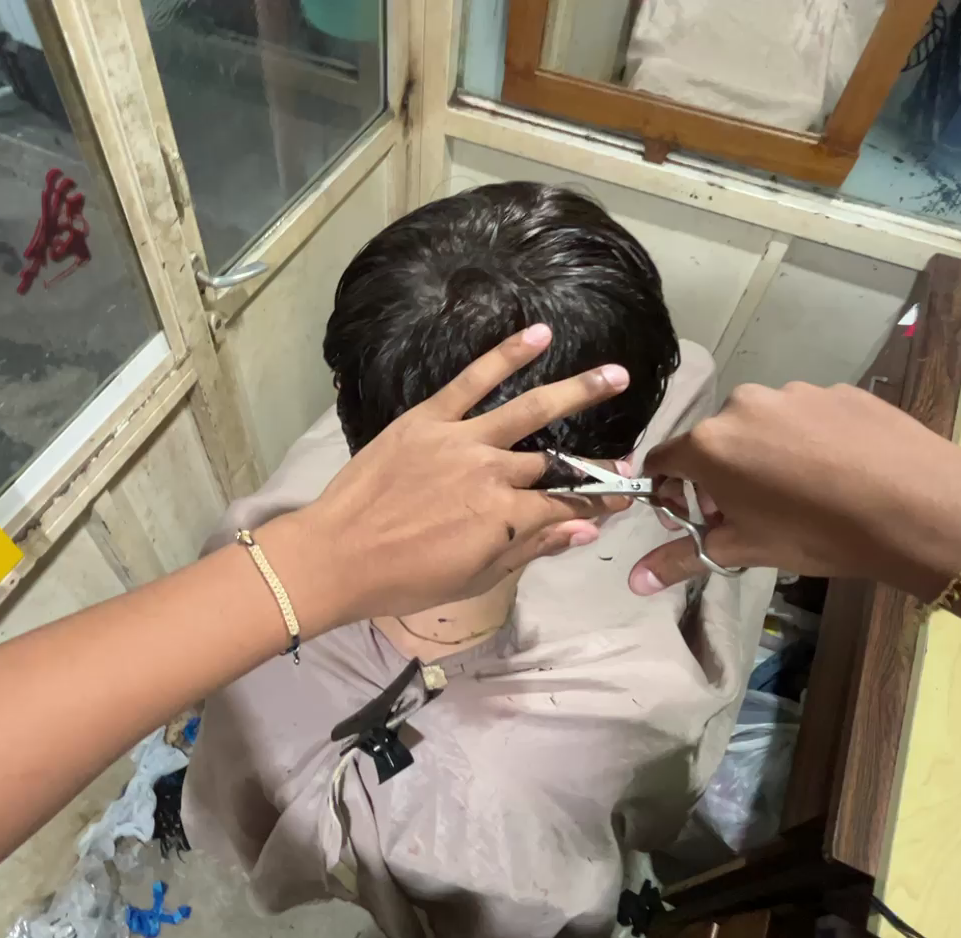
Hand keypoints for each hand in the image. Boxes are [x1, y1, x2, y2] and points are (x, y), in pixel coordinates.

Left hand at [267, 324, 630, 626]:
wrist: (338, 555)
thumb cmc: (404, 580)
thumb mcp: (473, 579)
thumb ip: (529, 550)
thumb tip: (583, 532)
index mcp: (505, 517)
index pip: (565, 506)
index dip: (596, 505)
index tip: (622, 499)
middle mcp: (493, 473)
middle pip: (553, 464)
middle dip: (593, 466)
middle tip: (623, 459)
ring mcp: (462, 440)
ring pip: (529, 411)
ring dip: (577, 392)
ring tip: (616, 375)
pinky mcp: (428, 418)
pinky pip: (472, 381)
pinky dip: (506, 355)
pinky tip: (539, 334)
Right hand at [627, 382, 960, 597]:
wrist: (922, 507)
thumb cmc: (816, 533)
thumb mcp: (744, 549)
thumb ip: (681, 559)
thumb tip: (633, 582)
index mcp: (708, 444)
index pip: (661, 461)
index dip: (668, 494)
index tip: (692, 519)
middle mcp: (741, 406)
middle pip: (710, 444)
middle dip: (716, 478)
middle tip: (749, 514)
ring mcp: (792, 392)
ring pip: (757, 428)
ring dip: (760, 457)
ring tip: (800, 494)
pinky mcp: (836, 390)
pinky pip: (801, 417)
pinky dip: (804, 442)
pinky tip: (836, 473)